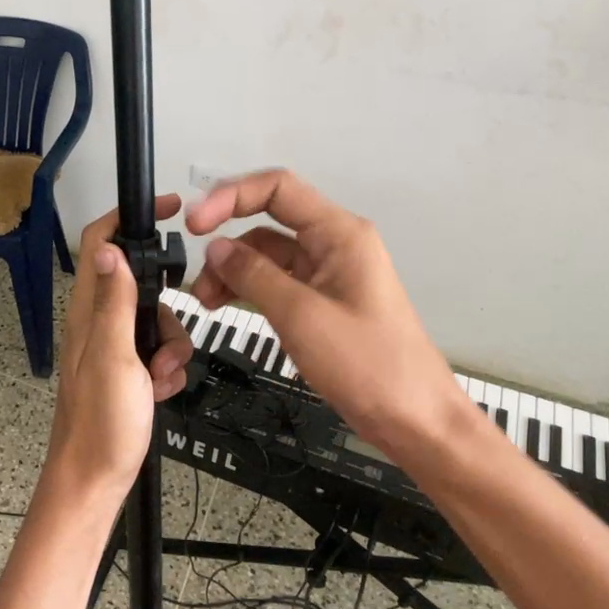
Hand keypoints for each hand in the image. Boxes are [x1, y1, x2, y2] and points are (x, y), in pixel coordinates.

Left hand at [47, 195, 191, 498]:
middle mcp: (96, 321)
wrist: (96, 477)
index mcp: (87, 311)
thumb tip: (112, 247)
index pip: (100, 243)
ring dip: (169, 347)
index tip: (167, 207)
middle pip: (139, 284)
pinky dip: (166, 368)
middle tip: (166, 342)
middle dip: (164, 308)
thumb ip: (114, 301)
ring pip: (154, 320)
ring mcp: (110, 347)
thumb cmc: (102, 421)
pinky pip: (157, 351)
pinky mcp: (125, 370)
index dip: (127, 217)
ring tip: (159, 377)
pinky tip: (159, 390)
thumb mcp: (114, 356)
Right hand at [187, 171, 461, 460]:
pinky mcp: (321, 300)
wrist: (414, 420)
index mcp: (339, 234)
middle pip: (266, 221)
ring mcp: (328, 273)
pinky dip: (247, 289)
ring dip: (232, 270)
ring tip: (206, 301)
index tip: (194, 226)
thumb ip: (253, 275)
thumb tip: (215, 247)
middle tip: (197, 277)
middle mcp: (333, 244)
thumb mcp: (301, 316)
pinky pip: (275, 280)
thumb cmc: (366, 364)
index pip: (276, 189)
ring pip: (266, 254)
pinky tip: (227, 305)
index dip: (229, 197)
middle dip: (226, 242)